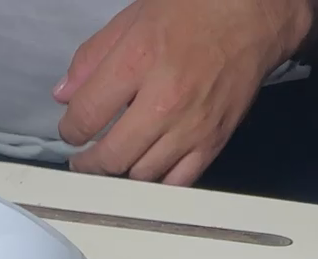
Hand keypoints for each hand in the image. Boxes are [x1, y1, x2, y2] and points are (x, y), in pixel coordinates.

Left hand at [54, 0, 315, 184]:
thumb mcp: (133, 18)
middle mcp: (163, 101)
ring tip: (113, 164)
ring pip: (142, 174)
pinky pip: (177, 182)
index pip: (88, 114)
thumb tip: (65, 94)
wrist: (252, 17)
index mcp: (139, 60)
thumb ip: (93, 58)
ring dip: (122, 173)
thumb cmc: (195, 9)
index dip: (70, 130)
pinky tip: (146, 171)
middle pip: (113, 155)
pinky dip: (156, 182)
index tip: (70, 132)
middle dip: (90, 163)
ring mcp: (190, 128)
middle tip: (85, 161)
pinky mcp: (211, 144)